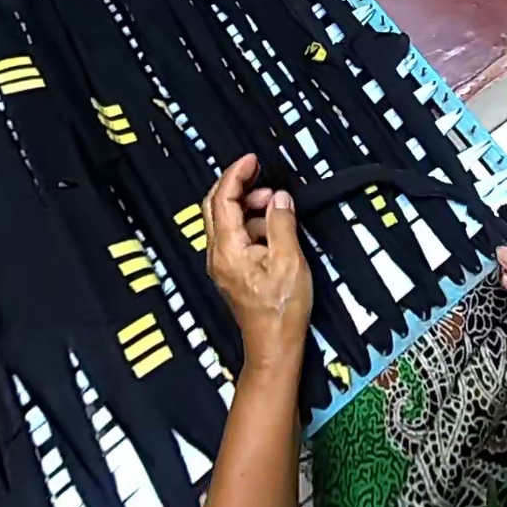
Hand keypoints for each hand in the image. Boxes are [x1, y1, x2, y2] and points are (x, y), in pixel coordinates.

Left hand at [204, 154, 312, 374]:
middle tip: (263, 177)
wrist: (275, 346)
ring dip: (249, 205)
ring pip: (227, 220)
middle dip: (238, 186)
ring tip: (277, 206)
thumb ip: (281, 223)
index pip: (223, 200)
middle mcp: (218, 254)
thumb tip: (279, 197)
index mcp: (228, 249)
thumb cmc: (282, 307)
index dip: (236, 175)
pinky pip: (236, 235)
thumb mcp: (289, 259)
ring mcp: (223, 263)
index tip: (253, 160)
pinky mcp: (233, 270)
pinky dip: (252, 222)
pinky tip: (274, 227)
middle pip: (216, 207)